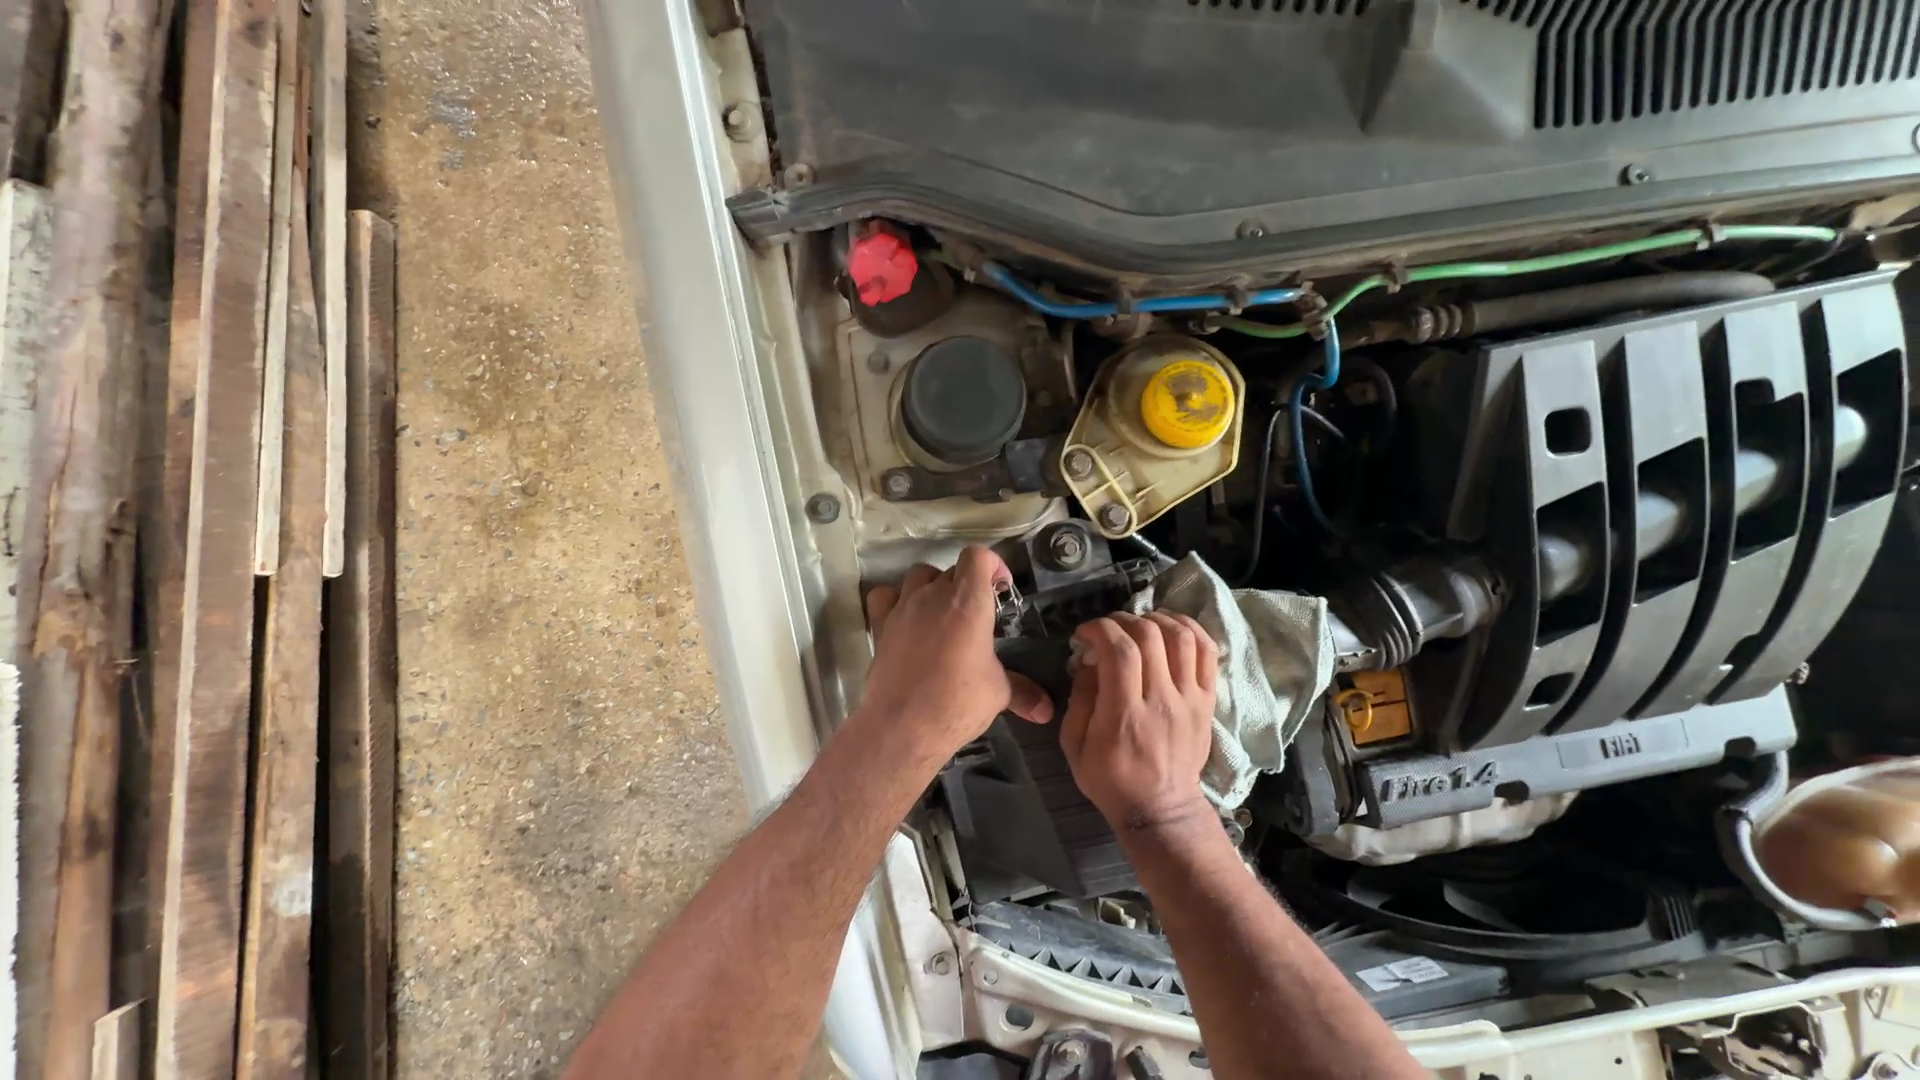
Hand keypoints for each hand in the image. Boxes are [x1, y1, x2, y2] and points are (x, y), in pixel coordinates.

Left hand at [854, 546, 1052, 764]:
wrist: (903, 726)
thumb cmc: (958, 702)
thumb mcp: (998, 693)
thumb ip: (1023, 692)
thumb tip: (1046, 710)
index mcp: (968, 602)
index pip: (978, 556)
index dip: (992, 564)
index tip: (1000, 587)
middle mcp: (933, 595)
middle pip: (952, 570)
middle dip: (968, 584)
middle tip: (979, 613)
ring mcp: (903, 608)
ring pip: (919, 576)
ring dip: (934, 586)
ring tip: (944, 612)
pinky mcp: (880, 626)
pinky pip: (885, 596)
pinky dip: (896, 599)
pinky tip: (906, 617)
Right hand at [1060, 613, 1218, 830]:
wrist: (1161, 810)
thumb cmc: (1111, 780)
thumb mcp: (1074, 747)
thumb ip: (1079, 700)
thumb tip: (1088, 662)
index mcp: (1125, 714)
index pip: (1119, 651)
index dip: (1099, 629)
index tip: (1084, 634)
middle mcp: (1162, 700)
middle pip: (1149, 636)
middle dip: (1122, 620)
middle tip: (1107, 628)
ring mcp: (1190, 699)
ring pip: (1182, 637)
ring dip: (1156, 619)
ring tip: (1138, 624)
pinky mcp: (1208, 701)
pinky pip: (1208, 652)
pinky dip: (1190, 629)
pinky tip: (1171, 626)